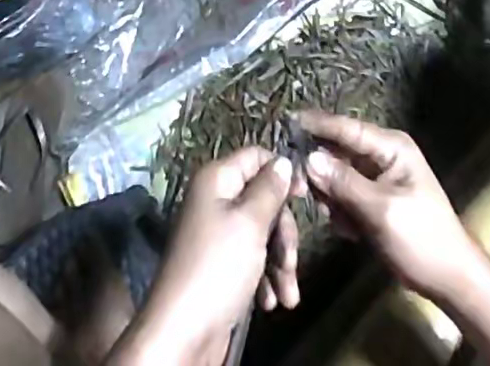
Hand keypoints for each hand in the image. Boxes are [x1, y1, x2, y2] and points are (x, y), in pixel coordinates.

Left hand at [111, 147, 297, 364]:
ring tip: (286, 294)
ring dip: (279, 261)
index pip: (256, 156)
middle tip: (290, 260)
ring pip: (262, 232)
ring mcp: (217, 233)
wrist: (183, 333)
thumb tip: (284, 160)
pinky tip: (272, 302)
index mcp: (217, 179)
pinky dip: (265, 277)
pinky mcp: (221, 264)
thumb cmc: (218, 267)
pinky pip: (252, 258)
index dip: (282, 171)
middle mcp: (216, 200)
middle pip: (263, 198)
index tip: (305, 194)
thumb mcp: (250, 222)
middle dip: (284, 232)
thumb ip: (270, 189)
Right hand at [295, 111, 486, 300]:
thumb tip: (309, 158)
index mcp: (391, 147)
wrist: (450, 280)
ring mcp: (378, 176)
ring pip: (338, 173)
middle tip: (299, 186)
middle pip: (338, 150)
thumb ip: (344, 183)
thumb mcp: (381, 210)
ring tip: (332, 215)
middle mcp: (383, 154)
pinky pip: (344, 193)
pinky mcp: (373, 197)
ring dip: (329, 193)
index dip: (317, 124)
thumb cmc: (422, 239)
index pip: (347, 128)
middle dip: (319, 168)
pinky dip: (340, 208)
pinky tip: (348, 229)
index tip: (287, 120)